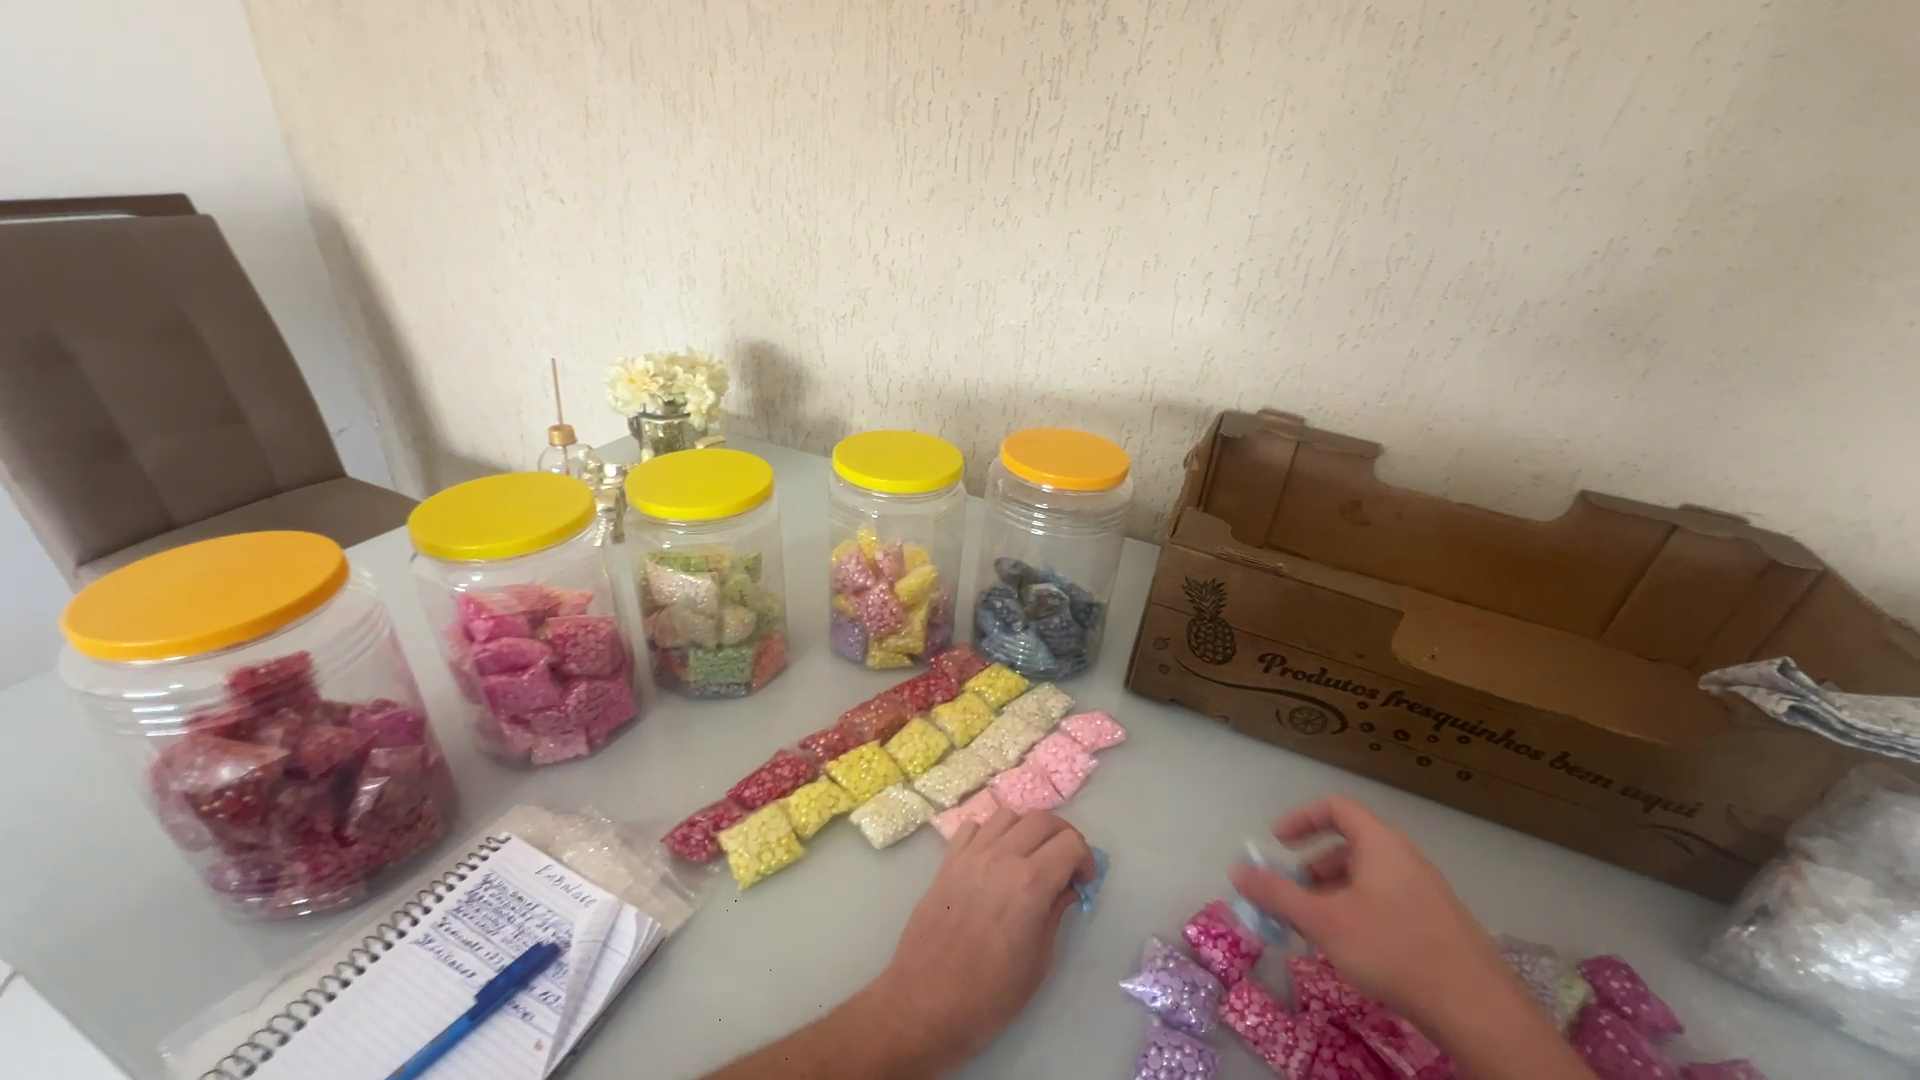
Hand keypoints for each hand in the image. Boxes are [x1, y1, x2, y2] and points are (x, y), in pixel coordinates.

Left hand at [873, 809, 1095, 1071]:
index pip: (1071, 844)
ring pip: (1007, 816)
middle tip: (1065, 865)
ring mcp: (970, 856)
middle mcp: (1001, 858)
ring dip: (1026, 830)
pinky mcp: (946, 863)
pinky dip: (990, 834)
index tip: (1083, 881)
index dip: (1085, 859)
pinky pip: (973, 828)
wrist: (926, 1004)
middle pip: (1042, 820)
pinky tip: (993, 860)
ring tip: (1028, 859)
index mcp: (1030, 883)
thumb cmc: (990, 995)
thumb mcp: (1039, 960)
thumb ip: (1055, 913)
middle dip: (1062, 837)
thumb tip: (1066, 887)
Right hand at [1227, 797, 1513, 1027]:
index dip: (1301, 819)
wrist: (1476, 1008)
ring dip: (1334, 892)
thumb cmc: (1392, 950)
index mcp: (1380, 844)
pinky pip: (1388, 899)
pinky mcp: (1440, 921)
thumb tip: (1237, 871)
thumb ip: (1277, 895)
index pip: (1336, 808)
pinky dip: (1359, 910)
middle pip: (1350, 844)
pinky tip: (1354, 950)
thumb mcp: (1323, 922)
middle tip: (1293, 895)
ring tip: (1318, 929)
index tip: (1277, 843)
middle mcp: (1406, 857)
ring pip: (1368, 875)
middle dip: (1313, 866)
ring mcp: (1427, 889)